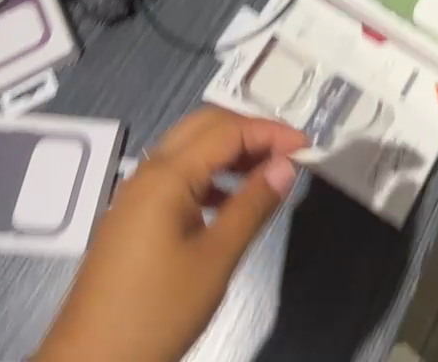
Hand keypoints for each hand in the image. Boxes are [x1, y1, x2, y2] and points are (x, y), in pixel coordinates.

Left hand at [36, 106, 307, 361]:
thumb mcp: (216, 259)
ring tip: (265, 173)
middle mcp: (148, 173)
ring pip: (188, 149)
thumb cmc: (157, 311)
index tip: (307, 145)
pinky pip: (175, 175)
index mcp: (167, 175)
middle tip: (286, 151)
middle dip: (248, 130)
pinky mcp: (131, 218)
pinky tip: (227, 202)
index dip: (270, 132)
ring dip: (228, 150)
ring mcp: (135, 195)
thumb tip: (286, 164)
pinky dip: (208, 174)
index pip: (227, 130)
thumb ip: (253, 205)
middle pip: (204, 126)